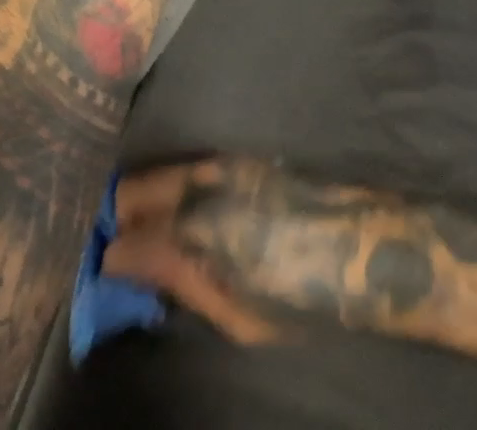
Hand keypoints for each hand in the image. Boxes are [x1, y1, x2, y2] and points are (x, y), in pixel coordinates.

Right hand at [101, 157, 290, 345]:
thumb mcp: (238, 317)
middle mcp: (194, 189)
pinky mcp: (234, 158)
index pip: (124, 242)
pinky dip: (168, 189)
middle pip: (127, 191)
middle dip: (118, 219)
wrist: (366, 253)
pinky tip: (183, 211)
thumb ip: (179, 284)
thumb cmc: (301, 300)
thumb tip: (130, 269)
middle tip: (128, 248)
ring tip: (154, 230)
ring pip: (152, 174)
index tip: (112, 271)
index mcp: (193, 235)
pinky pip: (181, 169)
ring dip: (141, 200)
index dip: (111, 259)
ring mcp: (214, 166)